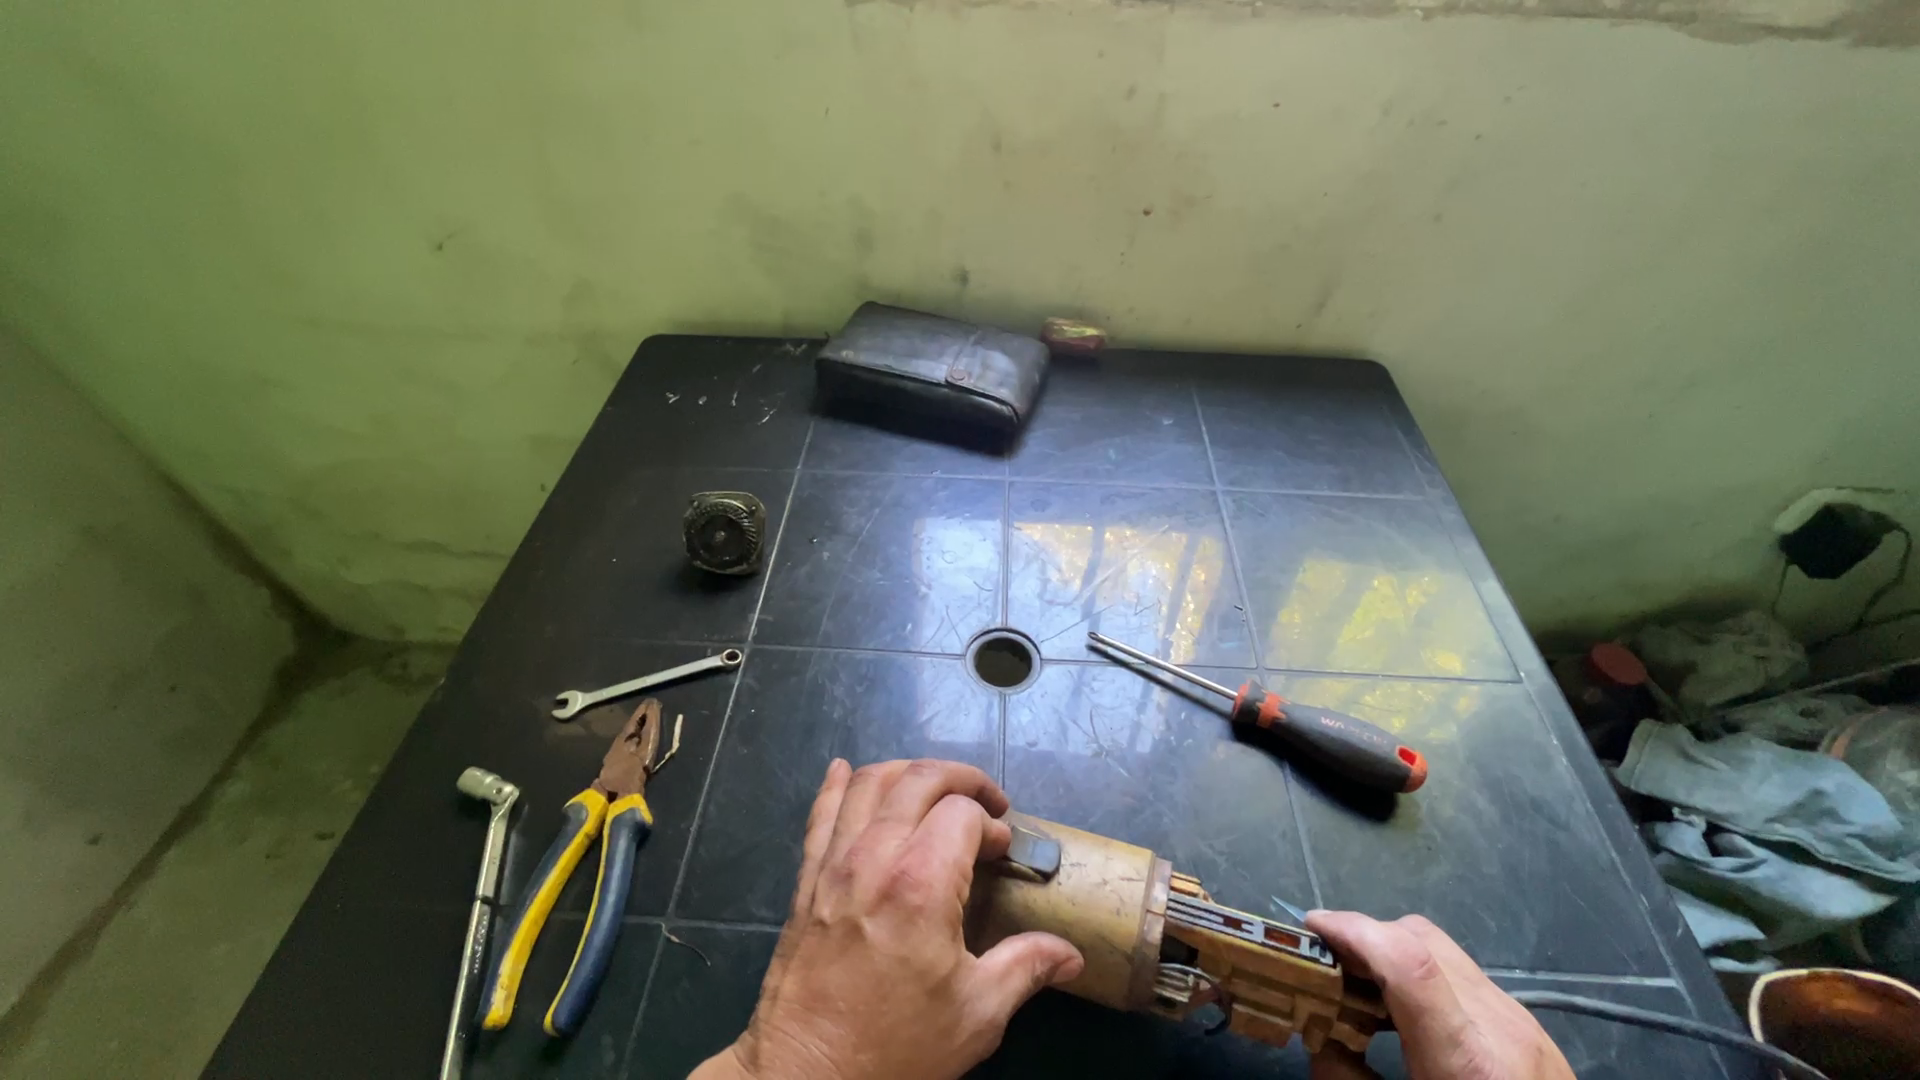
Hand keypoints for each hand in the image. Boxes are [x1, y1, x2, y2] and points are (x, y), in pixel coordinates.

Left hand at [693, 759, 1084, 1079]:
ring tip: (934, 787)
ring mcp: (835, 862)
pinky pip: (821, 812)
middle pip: (919, 779)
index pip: (962, 815)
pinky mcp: (807, 878)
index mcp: (922, 883)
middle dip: (960, 778)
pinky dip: (837, 784)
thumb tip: (1071, 955)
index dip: (990, 823)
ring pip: (869, 782)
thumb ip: (1026, 968)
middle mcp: (875, 856)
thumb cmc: (898, 1047)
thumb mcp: (977, 1014)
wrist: (808, 1077)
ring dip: (908, 771)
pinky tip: (846, 770)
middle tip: (984, 801)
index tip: (1003, 848)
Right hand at [1304, 912, 1573, 1079]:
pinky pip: (1464, 974)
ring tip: (1361, 986)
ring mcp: (1522, 1023)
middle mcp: (1500, 1026)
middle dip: (1363, 936)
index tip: (1310, 927)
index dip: (1352, 930)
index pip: (1407, 961)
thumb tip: (1316, 1038)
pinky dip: (1421, 974)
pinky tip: (1407, 1013)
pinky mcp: (1532, 1029)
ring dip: (1391, 951)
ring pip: (1442, 948)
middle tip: (1327, 962)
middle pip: (1419, 938)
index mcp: (1469, 1060)